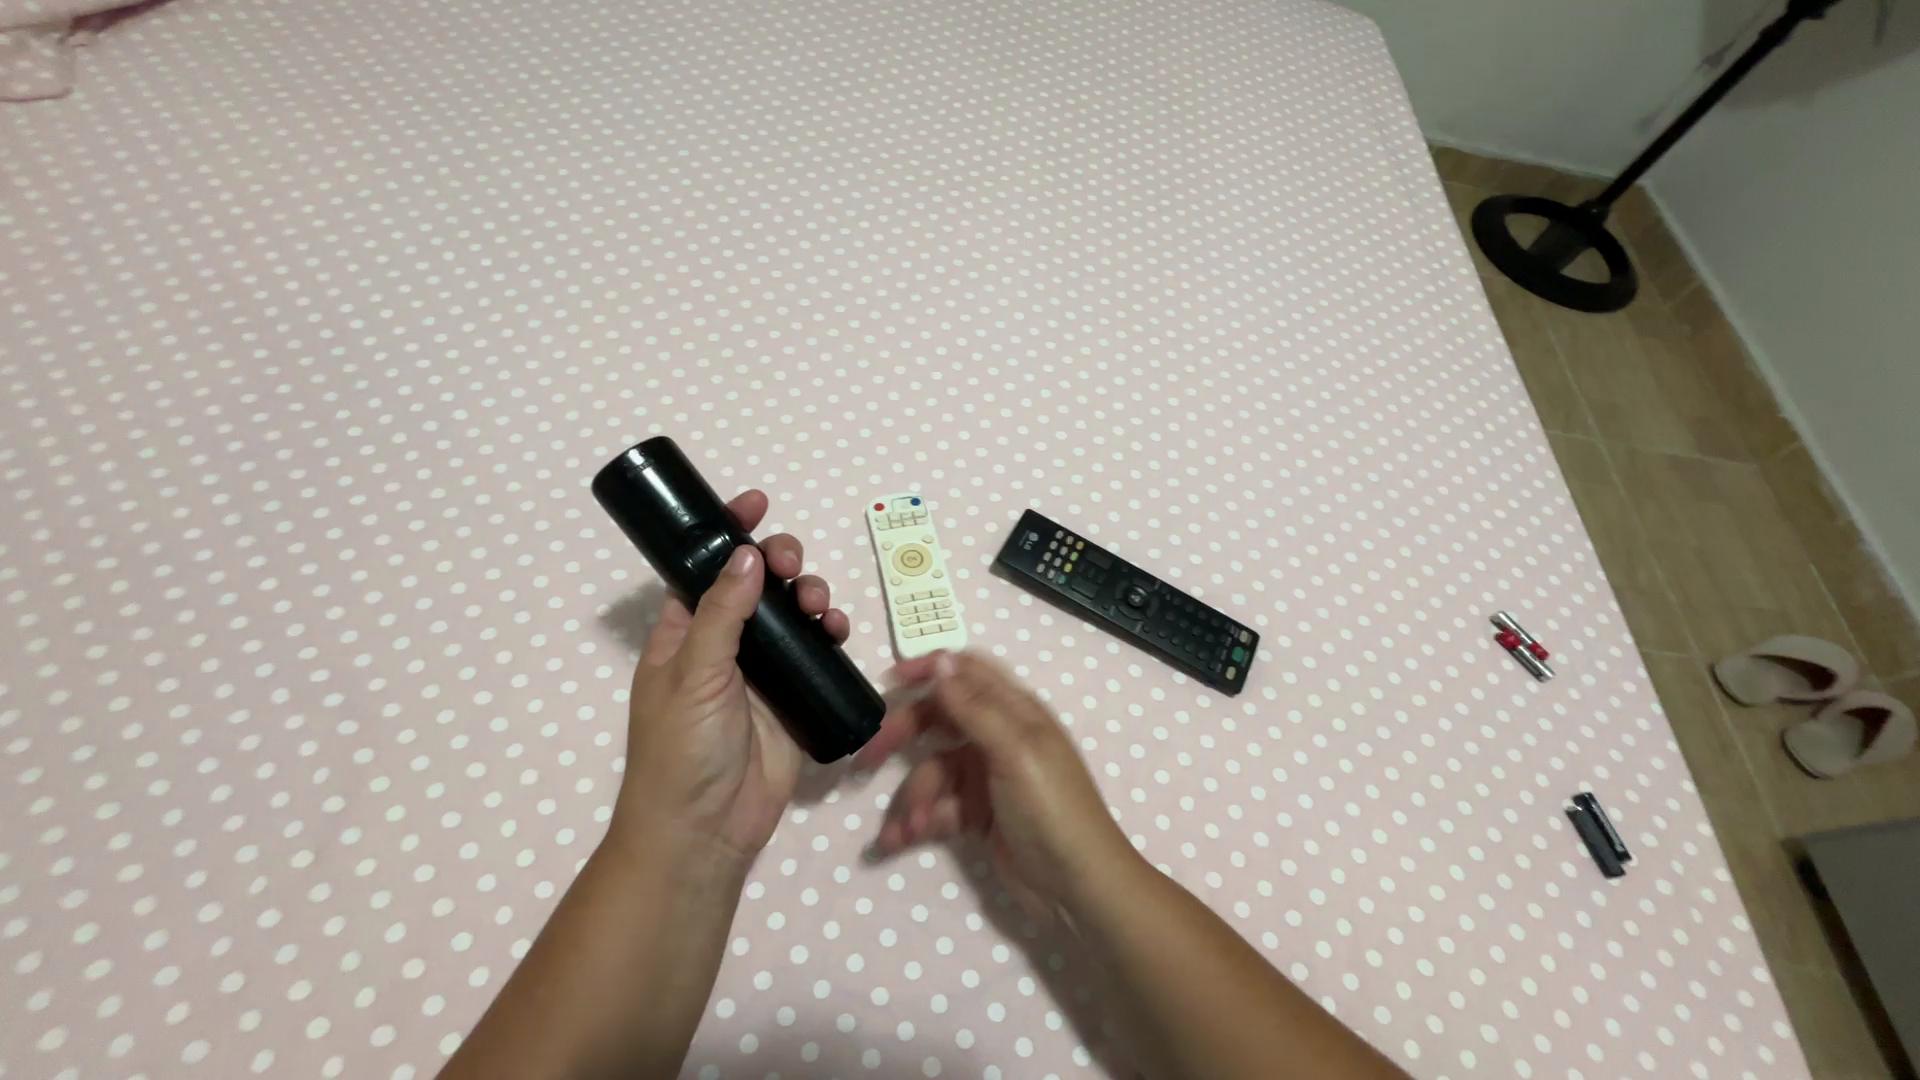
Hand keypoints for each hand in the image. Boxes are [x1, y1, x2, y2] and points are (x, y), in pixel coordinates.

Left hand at [611, 490, 849, 865]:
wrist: (707, 829)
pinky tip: (835, 630)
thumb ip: (721, 615)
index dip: (728, 534)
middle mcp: (725, 645)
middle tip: (792, 565)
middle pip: (757, 584)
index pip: (706, 569)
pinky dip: (828, 633)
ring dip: (808, 595)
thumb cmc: (681, 748)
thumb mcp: (693, 674)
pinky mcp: (795, 696)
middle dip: (780, 563)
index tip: (755, 504)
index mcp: (685, 634)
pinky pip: (816, 652)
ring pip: (792, 614)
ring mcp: (763, 671)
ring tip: (817, 605)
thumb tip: (746, 555)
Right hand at [857, 651, 1142, 919]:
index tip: (890, 680)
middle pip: (940, 720)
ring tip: (906, 829)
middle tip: (867, 758)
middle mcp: (998, 736)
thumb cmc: (1053, 809)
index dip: (931, 669)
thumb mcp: (1015, 751)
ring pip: (933, 771)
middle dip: (903, 737)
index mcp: (1015, 711)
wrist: (1078, 888)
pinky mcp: (977, 814)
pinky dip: (919, 821)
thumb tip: (941, 660)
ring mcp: (987, 776)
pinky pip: (937, 807)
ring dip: (913, 797)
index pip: (968, 673)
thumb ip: (976, 706)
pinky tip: (902, 840)